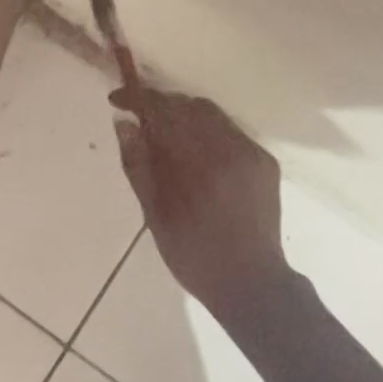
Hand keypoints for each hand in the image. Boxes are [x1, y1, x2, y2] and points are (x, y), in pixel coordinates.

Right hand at [109, 88, 290, 313]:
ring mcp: (250, 153)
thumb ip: (138, 165)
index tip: (117, 99)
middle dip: (161, 105)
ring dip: (185, 115)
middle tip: (140, 119)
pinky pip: (231, 131)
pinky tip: (199, 153)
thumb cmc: (193, 256)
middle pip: (188, 106)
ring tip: (168, 135)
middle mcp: (227, 150)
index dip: (138, 99)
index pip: (162, 112)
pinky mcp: (265, 160)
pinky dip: (209, 132)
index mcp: (195, 165)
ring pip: (211, 114)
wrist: (251, 282)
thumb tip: (124, 122)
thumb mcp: (154, 215)